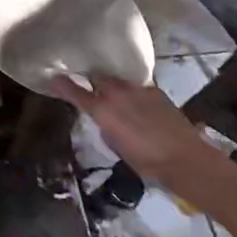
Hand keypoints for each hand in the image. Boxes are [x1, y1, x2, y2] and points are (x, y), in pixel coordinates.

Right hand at [51, 74, 230, 190]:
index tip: (54, 78)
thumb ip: (105, 125)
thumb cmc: (144, 160)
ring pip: (118, 79)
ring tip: (114, 92)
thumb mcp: (115, 144)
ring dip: (113, 84)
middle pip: (98, 77)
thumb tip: (104, 116)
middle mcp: (117, 93)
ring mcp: (138, 88)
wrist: (182, 157)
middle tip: (90, 85)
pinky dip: (132, 90)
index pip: (76, 92)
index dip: (63, 85)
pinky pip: (136, 85)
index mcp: (103, 111)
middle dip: (93, 79)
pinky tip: (137, 101)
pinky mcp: (155, 89)